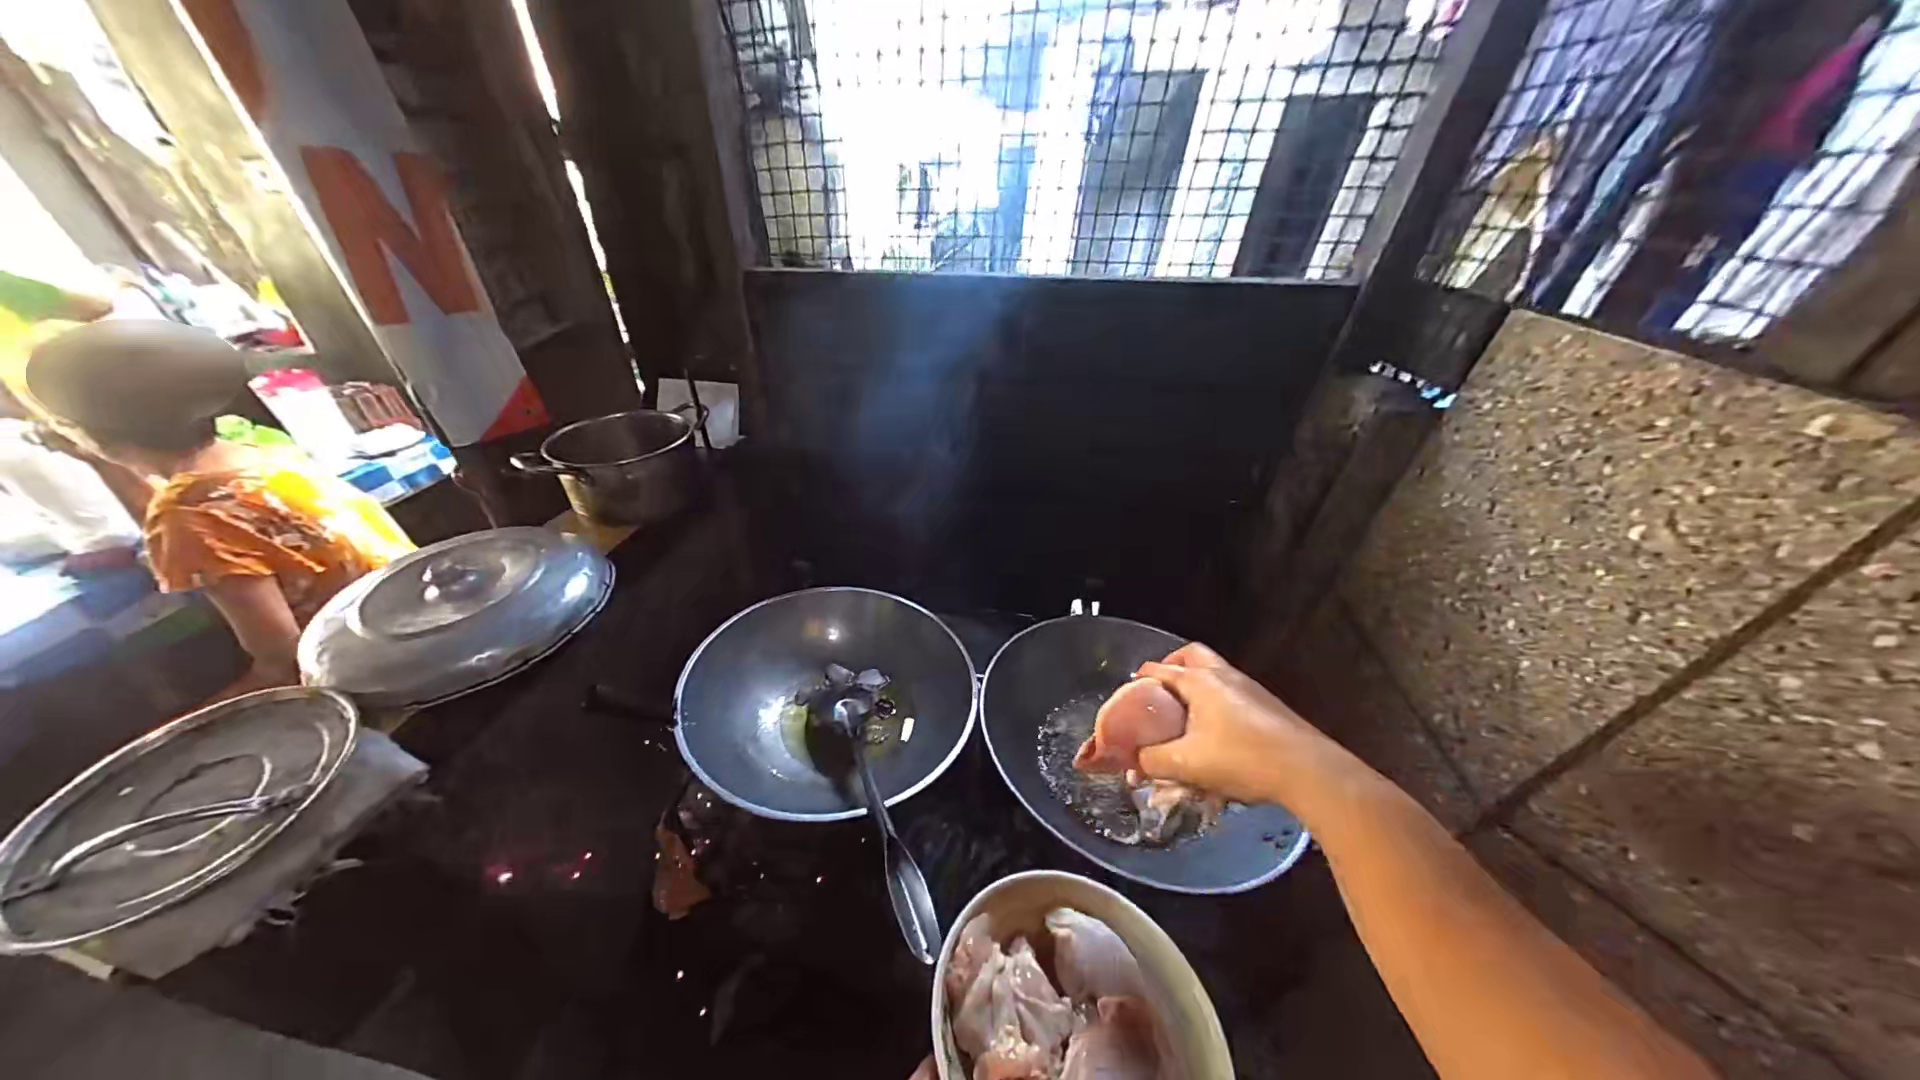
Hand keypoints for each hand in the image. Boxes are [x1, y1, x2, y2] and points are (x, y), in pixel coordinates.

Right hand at [1134, 643, 1351, 806]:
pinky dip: (1216, 703)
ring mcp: (1250, 689)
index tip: (1129, 697)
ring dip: (1197, 686)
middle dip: (1173, 667)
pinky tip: (1215, 733)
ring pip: (1215, 674)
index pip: (1159, 669)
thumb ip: (1152, 760)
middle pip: (1192, 655)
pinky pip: (1232, 694)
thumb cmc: (1243, 758)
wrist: (1310, 772)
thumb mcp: (1186, 764)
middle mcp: (1224, 676)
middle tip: (1161, 690)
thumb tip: (1137, 762)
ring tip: (1185, 716)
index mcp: (1200, 681)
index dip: (1139, 681)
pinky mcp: (1268, 707)